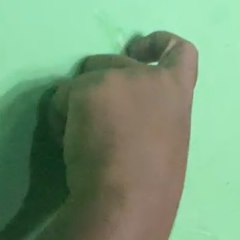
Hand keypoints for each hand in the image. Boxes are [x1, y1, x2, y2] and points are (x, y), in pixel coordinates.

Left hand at [51, 32, 198, 221]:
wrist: (129, 197)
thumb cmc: (152, 182)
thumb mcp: (167, 138)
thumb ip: (153, 114)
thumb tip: (120, 114)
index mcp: (178, 93)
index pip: (180, 51)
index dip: (159, 43)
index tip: (140, 49)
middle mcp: (150, 77)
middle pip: (116, 62)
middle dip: (99, 84)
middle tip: (95, 121)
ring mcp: (118, 79)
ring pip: (84, 79)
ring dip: (79, 103)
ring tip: (83, 140)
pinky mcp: (85, 89)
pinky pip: (60, 97)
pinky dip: (59, 120)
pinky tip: (70, 145)